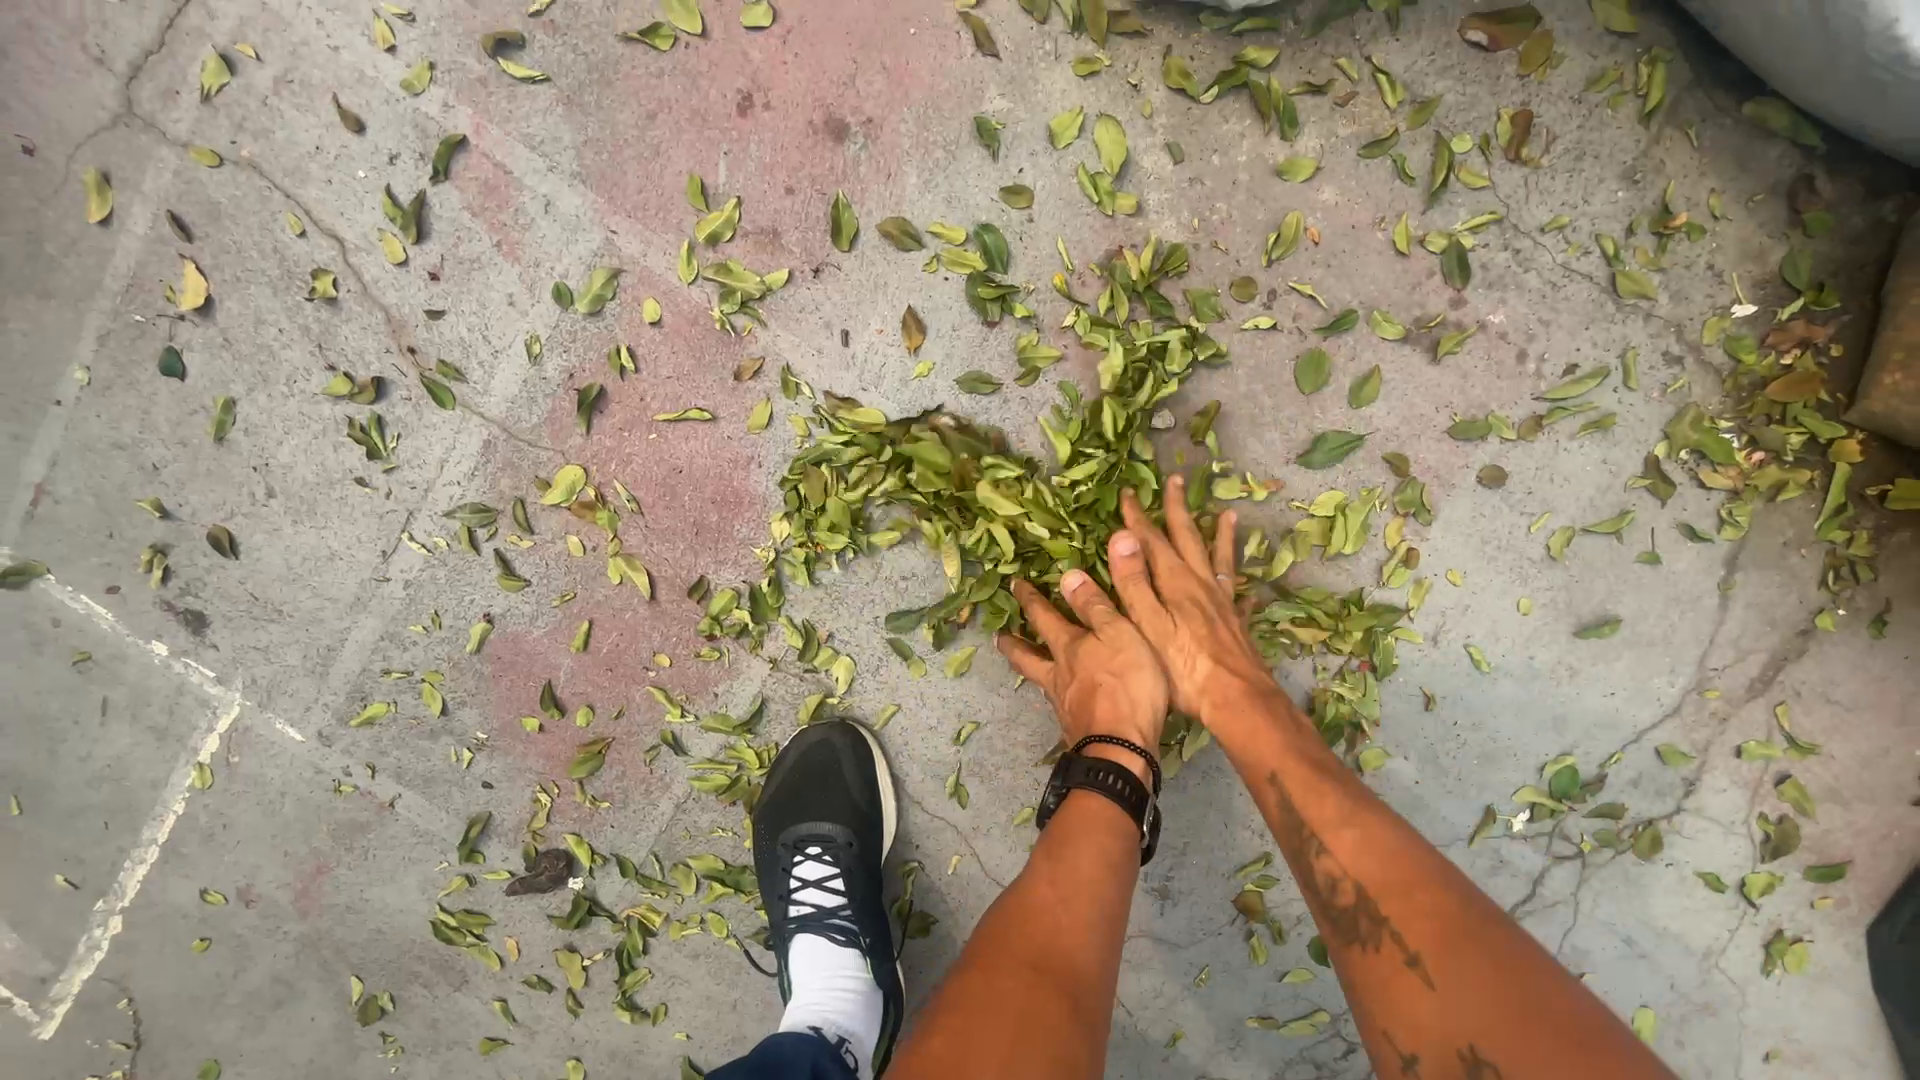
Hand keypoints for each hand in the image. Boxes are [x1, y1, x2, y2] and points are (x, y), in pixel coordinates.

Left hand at [996, 554, 1169, 780]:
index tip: (1014, 585)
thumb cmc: (1127, 686)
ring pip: (1037, 679)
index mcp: (1068, 646)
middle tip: (998, 635)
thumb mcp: (1119, 635)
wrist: (1120, 748)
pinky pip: (1055, 701)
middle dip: (1013, 640)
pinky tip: (1054, 695)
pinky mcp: (1072, 725)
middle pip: (1027, 654)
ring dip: (1025, 667)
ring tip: (1017, 662)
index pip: (1043, 616)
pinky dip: (1049, 692)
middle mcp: (1058, 673)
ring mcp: (1062, 702)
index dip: (1029, 599)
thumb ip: (1094, 607)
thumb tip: (1067, 576)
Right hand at [1112, 476, 1279, 727]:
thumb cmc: (1183, 668)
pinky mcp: (1236, 625)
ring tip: (1226, 515)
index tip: (1129, 494)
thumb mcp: (1148, 624)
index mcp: (1175, 584)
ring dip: (1219, 536)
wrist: (1237, 700)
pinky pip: (1237, 595)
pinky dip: (1238, 586)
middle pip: (1188, 539)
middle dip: (1178, 510)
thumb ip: (1134, 582)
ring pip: (1218, 560)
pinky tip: (1247, 589)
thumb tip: (1121, 537)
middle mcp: (1201, 586)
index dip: (1138, 517)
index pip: (1152, 541)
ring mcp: (1222, 604)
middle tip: (1176, 482)